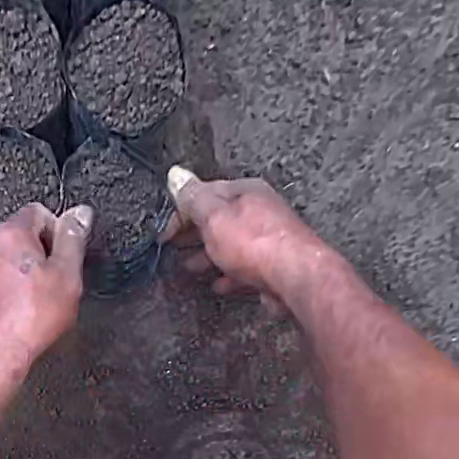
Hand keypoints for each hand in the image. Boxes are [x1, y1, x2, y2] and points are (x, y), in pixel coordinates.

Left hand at [0, 203, 90, 372]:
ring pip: (11, 258)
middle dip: (44, 253)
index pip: (40, 211)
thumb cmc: (30, 318)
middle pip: (24, 234)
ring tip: (41, 299)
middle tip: (57, 280)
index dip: (60, 232)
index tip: (67, 256)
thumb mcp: (67, 274)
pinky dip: (14, 288)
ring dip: (28, 272)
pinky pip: (0, 278)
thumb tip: (80, 213)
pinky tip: (25, 309)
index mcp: (10, 232)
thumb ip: (74, 239)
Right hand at [162, 166, 347, 310]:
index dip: (180, 213)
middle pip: (218, 220)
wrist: (293, 276)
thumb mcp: (213, 215)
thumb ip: (192, 198)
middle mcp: (258, 211)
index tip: (165, 232)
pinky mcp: (271, 266)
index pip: (204, 195)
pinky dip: (227, 274)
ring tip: (191, 267)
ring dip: (208, 255)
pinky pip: (243, 267)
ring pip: (230, 245)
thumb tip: (176, 175)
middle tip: (174, 246)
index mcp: (244, 192)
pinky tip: (219, 283)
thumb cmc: (256, 243)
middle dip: (194, 233)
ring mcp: (266, 239)